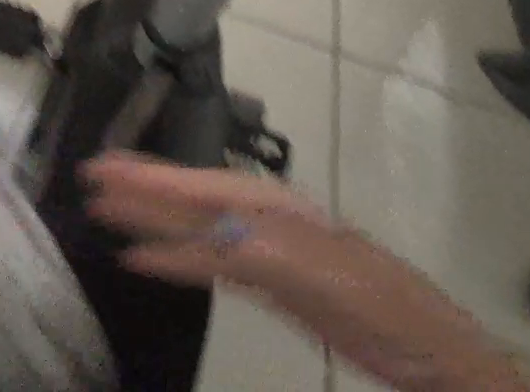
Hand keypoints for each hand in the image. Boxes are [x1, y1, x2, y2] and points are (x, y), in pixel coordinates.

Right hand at [84, 153, 529, 391]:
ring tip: (105, 207)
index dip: (150, 182)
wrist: (438, 358)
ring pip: (196, 225)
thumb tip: (202, 233)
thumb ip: (263, 250)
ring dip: (150, 216)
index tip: (103, 171)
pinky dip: (175, 256)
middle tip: (90, 175)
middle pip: (191, 199)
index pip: (198, 189)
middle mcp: (264, 218)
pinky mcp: (272, 281)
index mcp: (274, 208)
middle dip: (141, 187)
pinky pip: (211, 261)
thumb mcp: (327, 275)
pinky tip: (148, 258)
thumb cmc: (385, 310)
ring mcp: (268, 249)